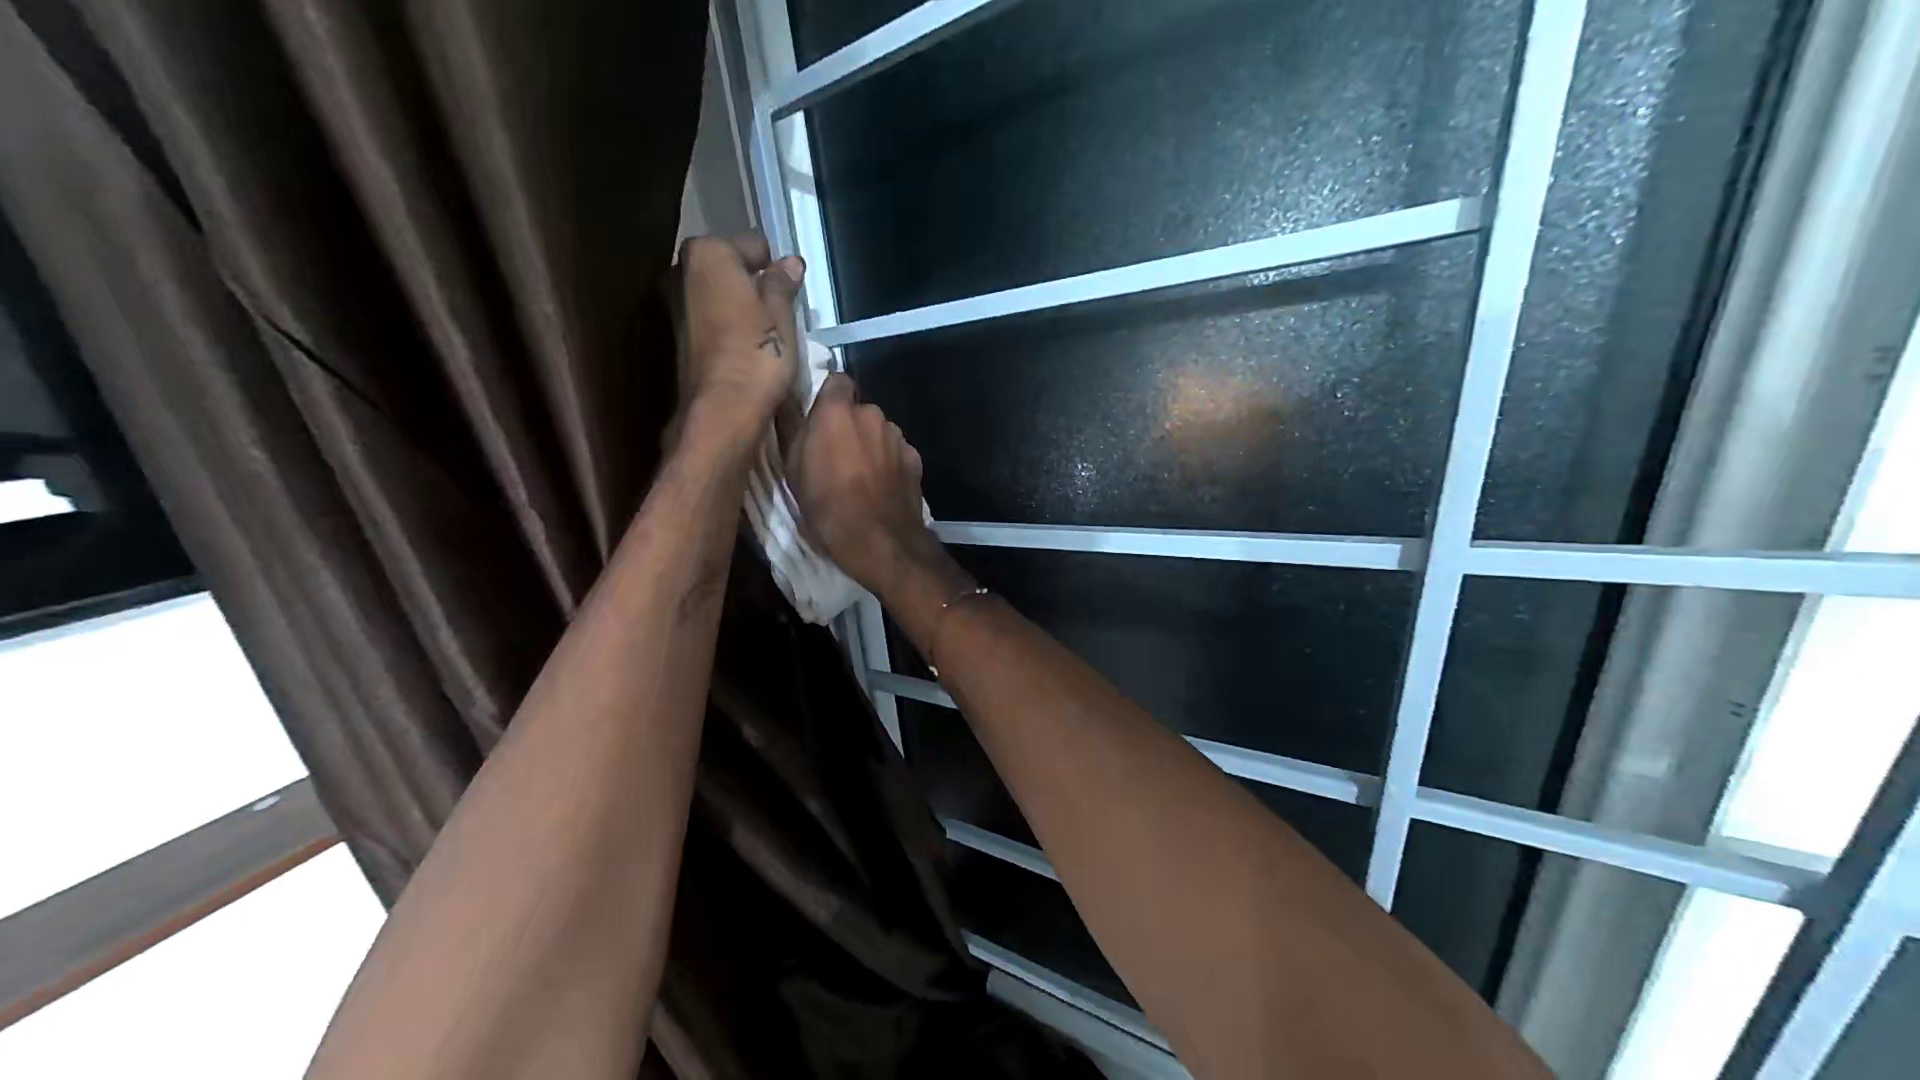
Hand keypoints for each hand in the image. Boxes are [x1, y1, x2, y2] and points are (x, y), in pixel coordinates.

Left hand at [679, 232, 804, 438]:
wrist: (722, 410)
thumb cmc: (757, 354)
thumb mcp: (781, 315)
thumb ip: (782, 284)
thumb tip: (789, 263)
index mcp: (708, 253)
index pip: (753, 244)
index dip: (774, 266)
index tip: (789, 292)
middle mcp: (681, 270)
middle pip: (730, 268)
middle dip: (752, 284)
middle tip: (779, 314)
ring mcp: (674, 305)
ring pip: (719, 295)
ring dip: (740, 307)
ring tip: (765, 335)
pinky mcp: (677, 337)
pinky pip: (711, 320)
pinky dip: (728, 328)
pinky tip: (746, 350)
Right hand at [789, 375, 953, 600]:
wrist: (879, 540)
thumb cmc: (826, 505)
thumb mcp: (793, 470)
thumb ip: (793, 429)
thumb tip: (789, 404)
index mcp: (837, 412)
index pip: (837, 381)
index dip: (829, 398)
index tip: (821, 419)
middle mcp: (872, 414)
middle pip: (859, 411)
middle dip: (849, 427)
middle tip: (837, 457)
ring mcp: (898, 437)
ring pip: (879, 432)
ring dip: (870, 446)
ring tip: (860, 478)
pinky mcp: (915, 459)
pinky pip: (896, 453)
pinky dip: (888, 464)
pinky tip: (881, 488)